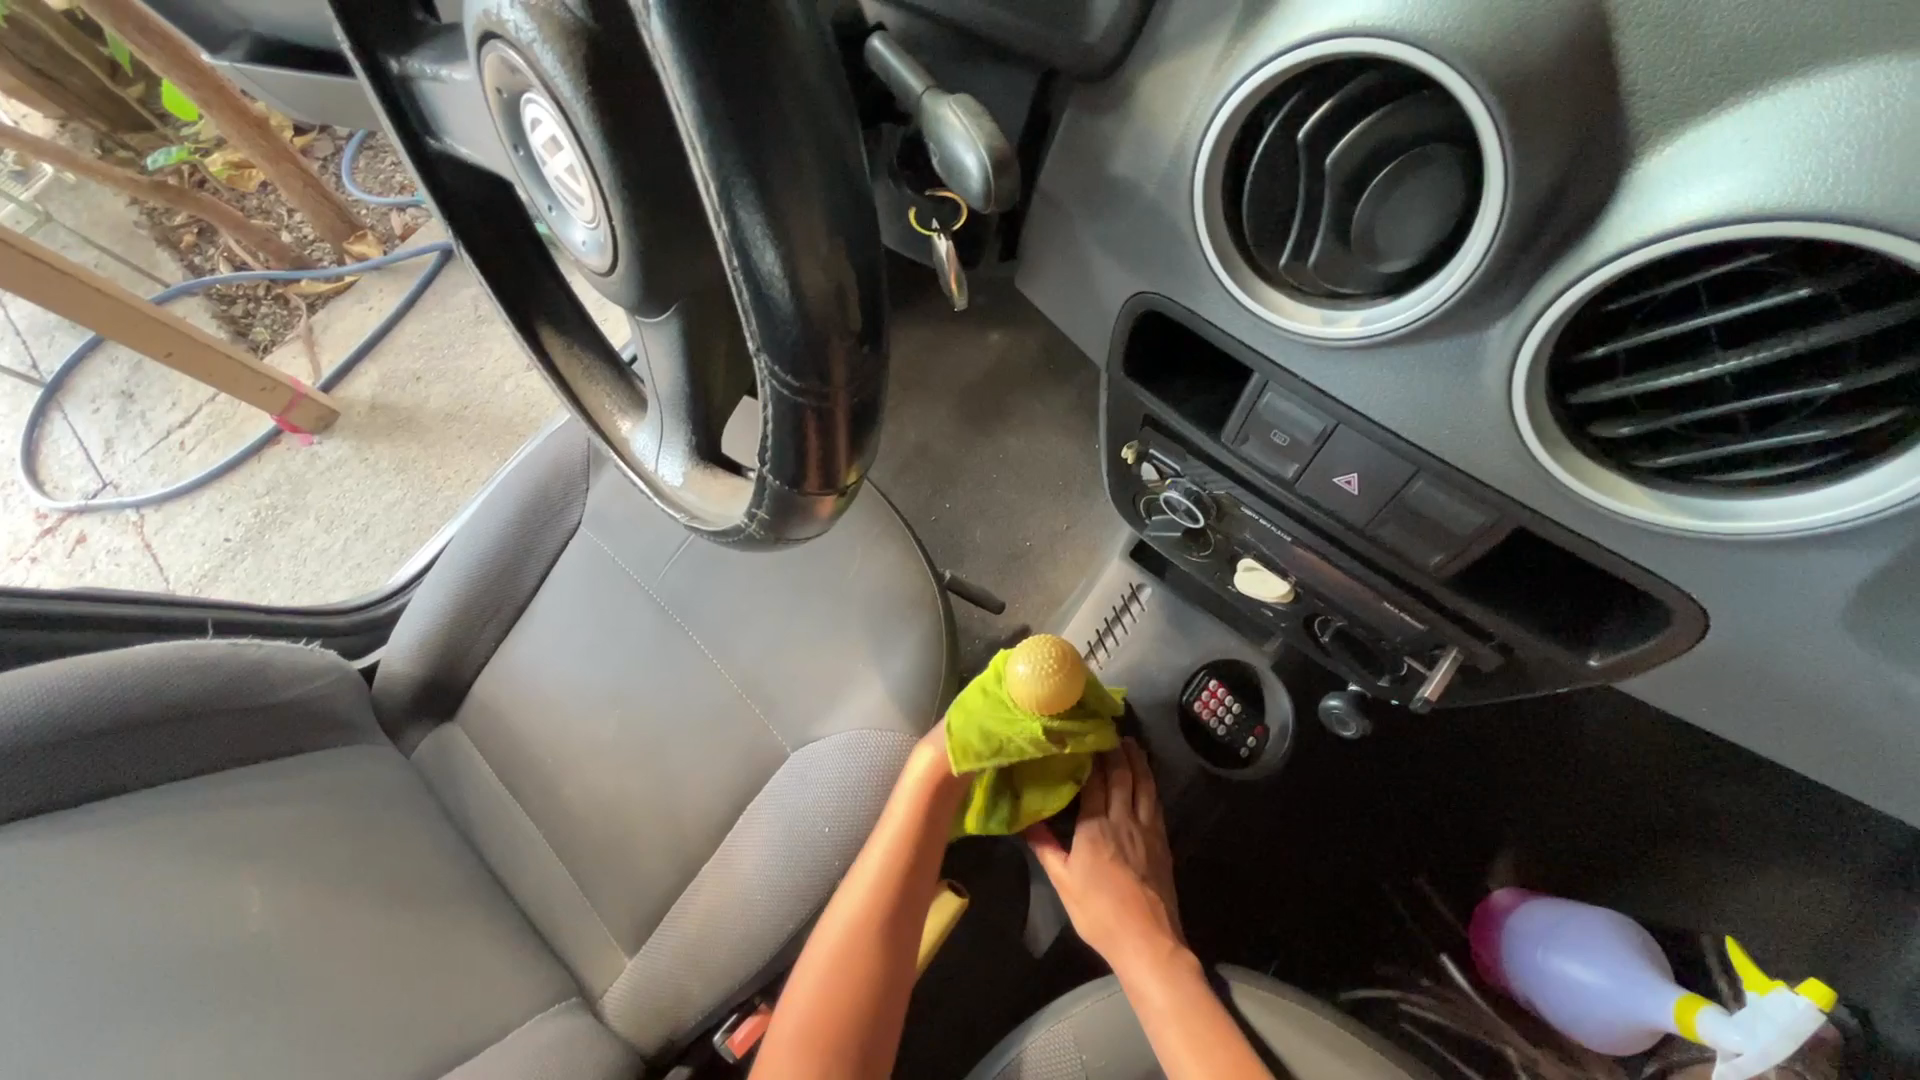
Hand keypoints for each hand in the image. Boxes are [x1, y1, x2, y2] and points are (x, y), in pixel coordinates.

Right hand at [1025, 739, 1183, 974]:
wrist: (1147, 940)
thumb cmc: (1099, 913)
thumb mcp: (1063, 882)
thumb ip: (1045, 847)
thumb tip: (1023, 820)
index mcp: (1095, 827)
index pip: (1094, 781)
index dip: (1091, 757)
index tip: (1084, 736)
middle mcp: (1123, 820)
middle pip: (1121, 776)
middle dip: (1115, 751)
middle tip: (1109, 730)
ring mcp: (1146, 829)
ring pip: (1144, 784)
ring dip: (1137, 761)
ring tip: (1131, 743)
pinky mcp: (1162, 841)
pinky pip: (1155, 802)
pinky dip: (1151, 783)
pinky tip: (1148, 778)